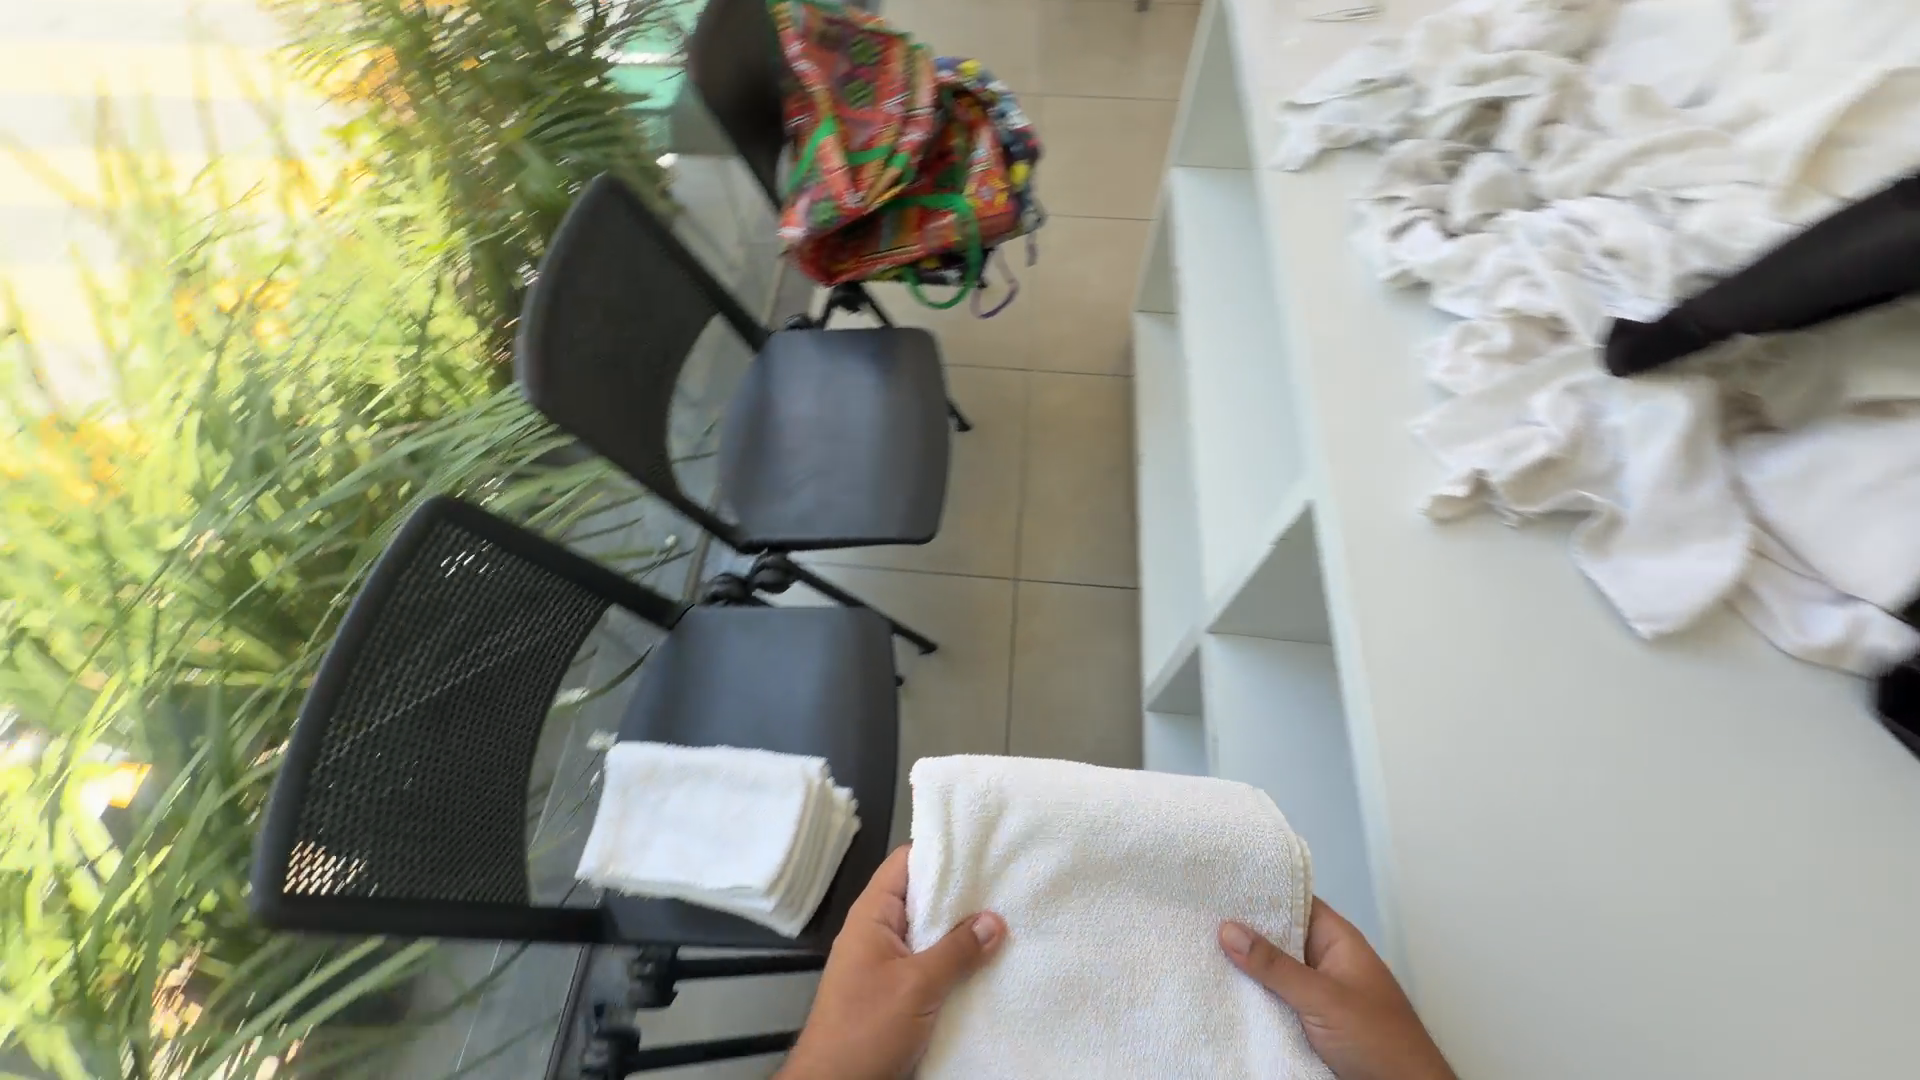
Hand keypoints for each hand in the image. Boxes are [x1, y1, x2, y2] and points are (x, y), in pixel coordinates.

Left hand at [777, 845, 1006, 1079]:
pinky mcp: (895, 989)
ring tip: (1003, 920)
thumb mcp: (916, 987)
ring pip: (928, 931)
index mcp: (873, 913)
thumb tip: (994, 919)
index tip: (980, 849)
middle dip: (959, 893)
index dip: (941, 852)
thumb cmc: (865, 1029)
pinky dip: (953, 959)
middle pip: (922, 895)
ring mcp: (885, 960)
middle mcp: (878, 929)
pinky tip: (984, 962)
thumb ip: (957, 951)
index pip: (906, 861)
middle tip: (1003, 886)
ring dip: (959, 930)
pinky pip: (928, 961)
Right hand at [1220, 900, 1455, 1079]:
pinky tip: (1219, 988)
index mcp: (1336, 939)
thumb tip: (1226, 928)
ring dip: (1243, 965)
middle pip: (1276, 935)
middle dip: (1241, 928)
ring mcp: (1315, 991)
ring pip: (1271, 969)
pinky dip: (1250, 996)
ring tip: (1197, 945)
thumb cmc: (1380, 1041)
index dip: (1257, 891)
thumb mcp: (1323, 998)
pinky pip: (1272, 999)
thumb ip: (1275, 965)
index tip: (1216, 882)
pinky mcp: (1307, 1022)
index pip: (1291, 901)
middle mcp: (1323, 959)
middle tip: (1195, 915)